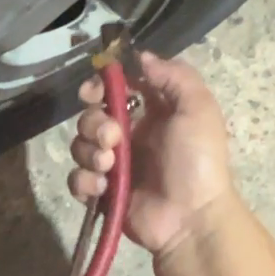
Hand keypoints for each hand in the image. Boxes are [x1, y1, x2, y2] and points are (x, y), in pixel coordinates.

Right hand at [69, 52, 234, 256]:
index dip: (100, 85)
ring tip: (109, 166)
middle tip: (112, 138)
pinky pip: (76, 179)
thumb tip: (140, 57)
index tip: (95, 91)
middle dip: (94, 123)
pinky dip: (84, 181)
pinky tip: (102, 187)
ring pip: (80, 145)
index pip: (116, 88)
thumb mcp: (198, 108)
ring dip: (89, 152)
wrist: (191, 218)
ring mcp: (113, 165)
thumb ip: (173, 76)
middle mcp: (129, 135)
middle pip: (91, 116)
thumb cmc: (197, 161)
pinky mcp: (101, 193)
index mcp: (151, 113)